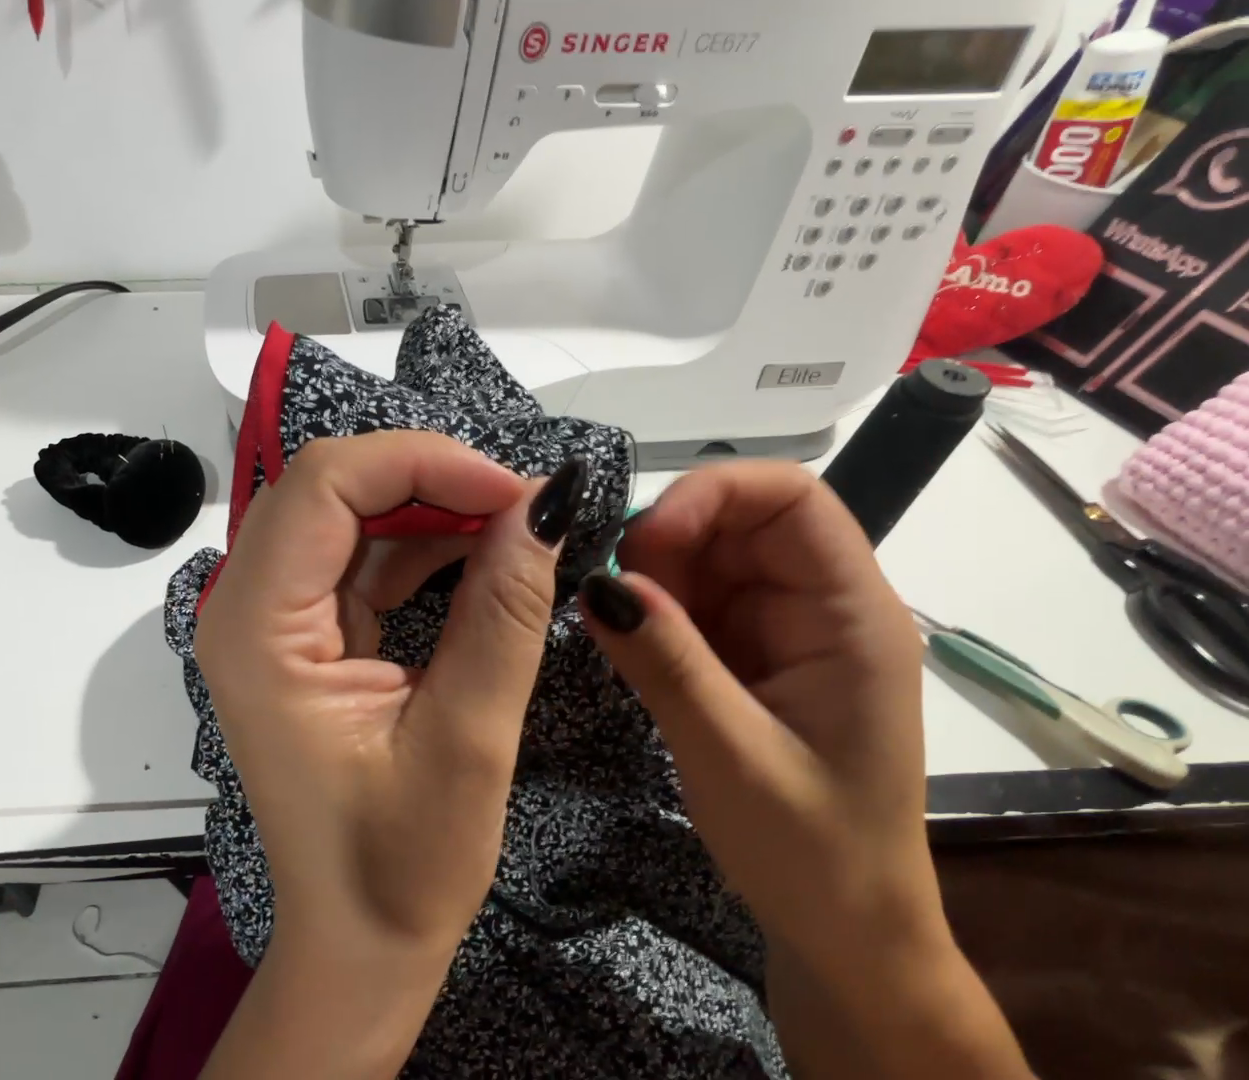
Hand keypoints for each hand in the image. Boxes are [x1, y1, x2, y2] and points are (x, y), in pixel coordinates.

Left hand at [195, 431, 584, 1078]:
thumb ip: (502, 613)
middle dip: (429, 479)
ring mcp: (269, 622)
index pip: (324, 484)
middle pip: (329, 489)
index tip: (515, 493)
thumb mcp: (466, 738)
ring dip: (431, 510)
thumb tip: (543, 506)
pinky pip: (357, 561)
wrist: (356, 941)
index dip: (422, 463)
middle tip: (523, 508)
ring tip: (517, 530)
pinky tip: (481, 558)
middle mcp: (245, 610)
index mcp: (257, 630)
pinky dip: (420, 549)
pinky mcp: (300, 638)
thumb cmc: (399, 868)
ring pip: (347, 517)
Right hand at [578, 462, 1029, 1078]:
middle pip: (739, 519)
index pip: (792, 498)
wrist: (842, 930)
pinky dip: (650, 609)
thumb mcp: (731, 756)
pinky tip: (628, 645)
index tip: (641, 544)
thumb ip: (667, 662)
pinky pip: (691, 601)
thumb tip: (597, 581)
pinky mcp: (747, 656)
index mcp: (852, 616)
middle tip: (613, 598)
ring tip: (619, 634)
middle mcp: (820, 607)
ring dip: (652, 576)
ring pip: (706, 557)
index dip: (712, 495)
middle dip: (668, 540)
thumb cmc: (813, 852)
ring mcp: (781, 630)